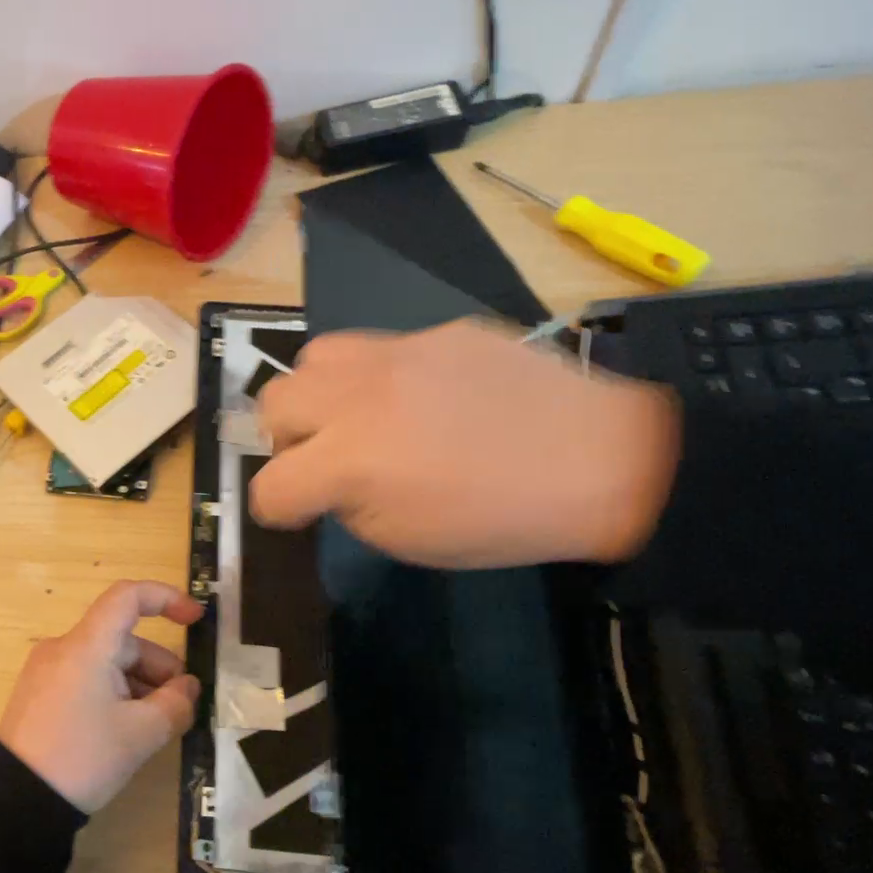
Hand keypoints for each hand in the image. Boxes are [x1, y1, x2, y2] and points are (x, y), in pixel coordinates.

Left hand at [0, 581, 204, 813]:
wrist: (17, 799)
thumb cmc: (83, 758)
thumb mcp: (141, 735)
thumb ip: (175, 704)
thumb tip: (187, 688)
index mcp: (86, 646)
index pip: (128, 596)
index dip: (166, 598)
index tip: (195, 620)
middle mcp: (63, 648)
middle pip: (123, 640)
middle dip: (159, 667)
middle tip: (180, 706)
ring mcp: (48, 671)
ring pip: (107, 662)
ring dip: (139, 685)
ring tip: (156, 726)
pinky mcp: (40, 693)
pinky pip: (87, 678)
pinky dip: (114, 693)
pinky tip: (126, 729)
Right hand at [250, 320, 680, 568]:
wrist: (602, 460)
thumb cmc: (501, 520)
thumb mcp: (405, 539)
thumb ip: (345, 504)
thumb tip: (328, 481)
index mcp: (349, 462)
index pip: (270, 486)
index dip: (278, 509)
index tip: (300, 513)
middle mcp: (358, 397)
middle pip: (272, 405)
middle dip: (286, 440)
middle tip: (325, 458)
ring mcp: (397, 354)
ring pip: (312, 358)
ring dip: (320, 394)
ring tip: (358, 415)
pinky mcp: (438, 333)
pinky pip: (381, 346)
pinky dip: (379, 377)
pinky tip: (424, 398)